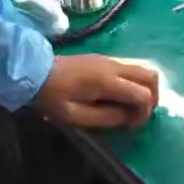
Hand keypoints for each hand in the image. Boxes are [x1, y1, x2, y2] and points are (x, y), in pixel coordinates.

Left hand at [33, 55, 159, 128]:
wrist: (32, 71)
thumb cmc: (51, 96)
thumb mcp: (76, 115)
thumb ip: (107, 117)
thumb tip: (130, 117)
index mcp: (107, 80)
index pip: (143, 94)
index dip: (144, 113)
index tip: (131, 125)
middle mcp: (112, 65)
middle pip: (150, 76)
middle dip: (152, 98)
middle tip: (138, 115)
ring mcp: (107, 59)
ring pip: (142, 69)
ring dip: (145, 88)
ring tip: (130, 106)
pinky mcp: (101, 58)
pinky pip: (129, 67)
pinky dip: (134, 81)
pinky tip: (120, 95)